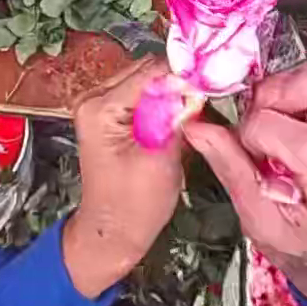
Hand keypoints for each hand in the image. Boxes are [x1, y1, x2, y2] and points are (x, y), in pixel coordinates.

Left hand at [61, 58, 185, 296]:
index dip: (184, 74)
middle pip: (147, 69)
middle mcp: (94, 98)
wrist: (111, 236)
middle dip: (178, 79)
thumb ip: (178, 114)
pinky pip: (142, 92)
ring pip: (147, 78)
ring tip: (196, 104)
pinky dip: (162, 98)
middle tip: (206, 94)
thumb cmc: (134, 206)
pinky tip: (179, 112)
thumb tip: (198, 83)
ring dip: (172, 88)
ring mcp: (100, 104)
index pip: (151, 71)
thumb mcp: (163, 157)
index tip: (211, 80)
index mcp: (101, 107)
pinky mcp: (110, 113)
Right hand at [186, 62, 306, 302]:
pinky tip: (291, 106)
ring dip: (304, 84)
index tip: (243, 137)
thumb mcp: (259, 223)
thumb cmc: (300, 250)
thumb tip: (198, 127)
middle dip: (296, 89)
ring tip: (274, 105)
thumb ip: (233, 170)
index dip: (267, 129)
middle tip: (260, 104)